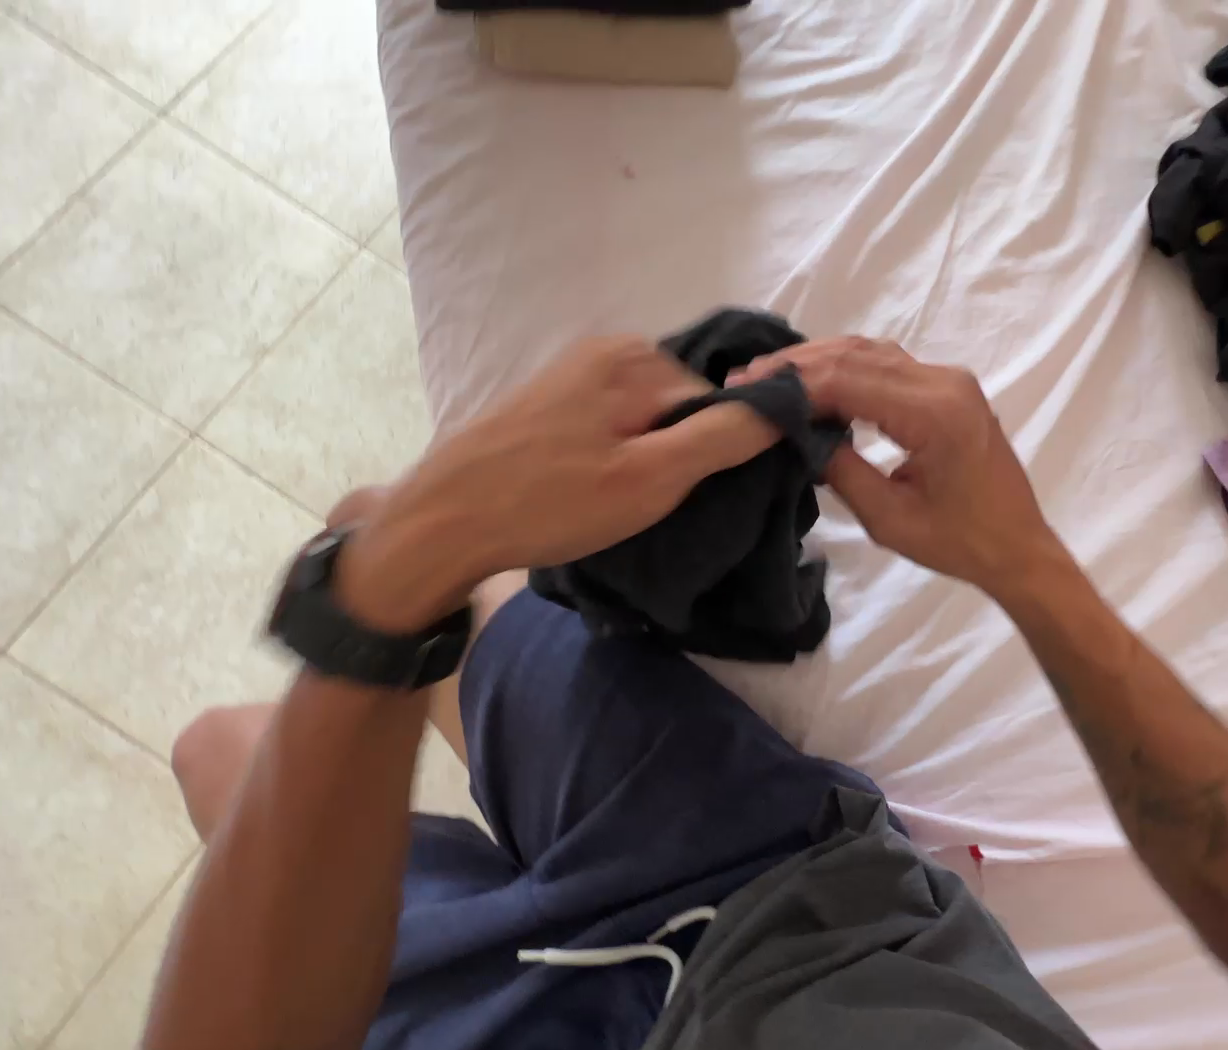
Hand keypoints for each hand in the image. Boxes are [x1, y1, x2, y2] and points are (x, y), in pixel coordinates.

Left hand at [336, 336, 778, 631]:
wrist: (442, 521)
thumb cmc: (552, 502)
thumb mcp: (651, 478)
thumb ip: (721, 437)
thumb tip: (784, 406)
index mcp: (636, 358)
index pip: (719, 397)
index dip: (720, 449)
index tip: (699, 494)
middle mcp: (607, 350)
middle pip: (682, 403)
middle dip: (683, 451)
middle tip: (660, 503)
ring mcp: (573, 373)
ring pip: (646, 416)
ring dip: (651, 456)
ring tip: (625, 501)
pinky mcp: (549, 401)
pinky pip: (612, 421)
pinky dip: (620, 453)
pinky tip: (596, 488)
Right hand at [730, 337, 1068, 595]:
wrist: (1018, 546)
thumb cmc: (958, 543)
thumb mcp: (888, 518)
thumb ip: (840, 470)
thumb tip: (796, 435)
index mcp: (935, 414)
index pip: (848, 381)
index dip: (794, 384)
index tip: (748, 391)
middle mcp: (944, 382)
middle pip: (857, 354)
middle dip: (798, 365)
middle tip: (746, 376)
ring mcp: (949, 380)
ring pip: (870, 351)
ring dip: (818, 361)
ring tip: (769, 375)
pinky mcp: (947, 388)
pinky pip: (887, 364)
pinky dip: (845, 367)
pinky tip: (813, 379)